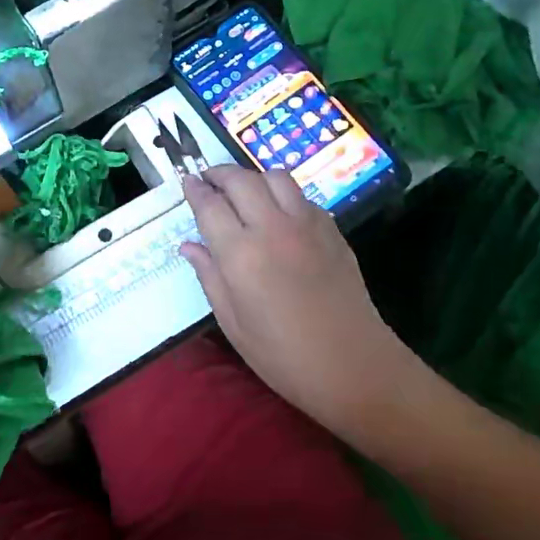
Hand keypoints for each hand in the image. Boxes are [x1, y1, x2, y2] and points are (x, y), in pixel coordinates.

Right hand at [180, 165, 417, 427]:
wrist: (352, 365)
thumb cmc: (282, 355)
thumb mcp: (233, 323)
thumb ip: (210, 277)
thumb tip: (189, 246)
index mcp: (241, 254)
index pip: (210, 206)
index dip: (195, 191)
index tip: (186, 182)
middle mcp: (273, 228)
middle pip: (241, 180)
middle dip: (219, 173)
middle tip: (207, 180)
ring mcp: (307, 225)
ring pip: (276, 178)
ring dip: (253, 177)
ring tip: (243, 190)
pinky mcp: (332, 231)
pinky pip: (302, 197)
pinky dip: (283, 194)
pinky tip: (278, 212)